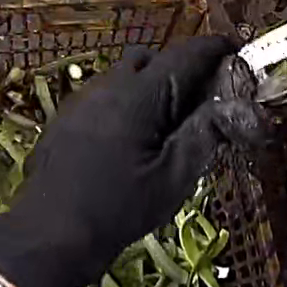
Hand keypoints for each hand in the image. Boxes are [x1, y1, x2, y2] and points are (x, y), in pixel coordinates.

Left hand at [0, 36, 253, 286]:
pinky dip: (127, 101)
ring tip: (167, 120)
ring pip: (124, 75)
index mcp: (139, 96)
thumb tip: (238, 104)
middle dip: (180, 67)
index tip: (236, 49)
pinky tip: (131, 138)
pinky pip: (104, 94)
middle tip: (203, 96)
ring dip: (151, 84)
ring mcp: (81, 100)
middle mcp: (107, 86)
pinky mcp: (65, 119)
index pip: (184, 55)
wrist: (48, 237)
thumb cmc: (119, 209)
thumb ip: (207, 133)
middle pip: (152, 57)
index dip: (213, 48)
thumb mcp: (175, 177)